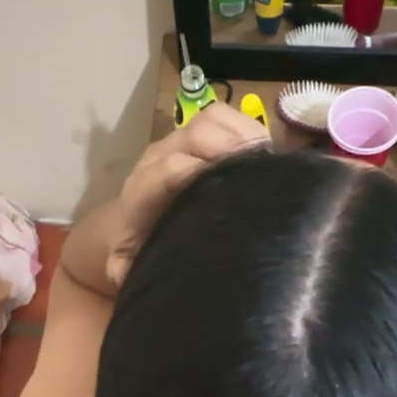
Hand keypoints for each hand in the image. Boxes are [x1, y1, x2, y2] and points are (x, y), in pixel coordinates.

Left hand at [106, 103, 270, 287]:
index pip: (166, 171)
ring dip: (243, 133)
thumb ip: (124, 270)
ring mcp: (177, 145)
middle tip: (263, 172)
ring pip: (211, 120)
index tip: (230, 189)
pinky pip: (225, 119)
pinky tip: (268, 155)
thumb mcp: (128, 267)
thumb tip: (125, 277)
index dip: (196, 172)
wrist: (130, 229)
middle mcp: (156, 161)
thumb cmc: (138, 252)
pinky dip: (248, 130)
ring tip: (271, 161)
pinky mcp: (196, 139)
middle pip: (193, 134)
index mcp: (139, 196)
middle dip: (228, 146)